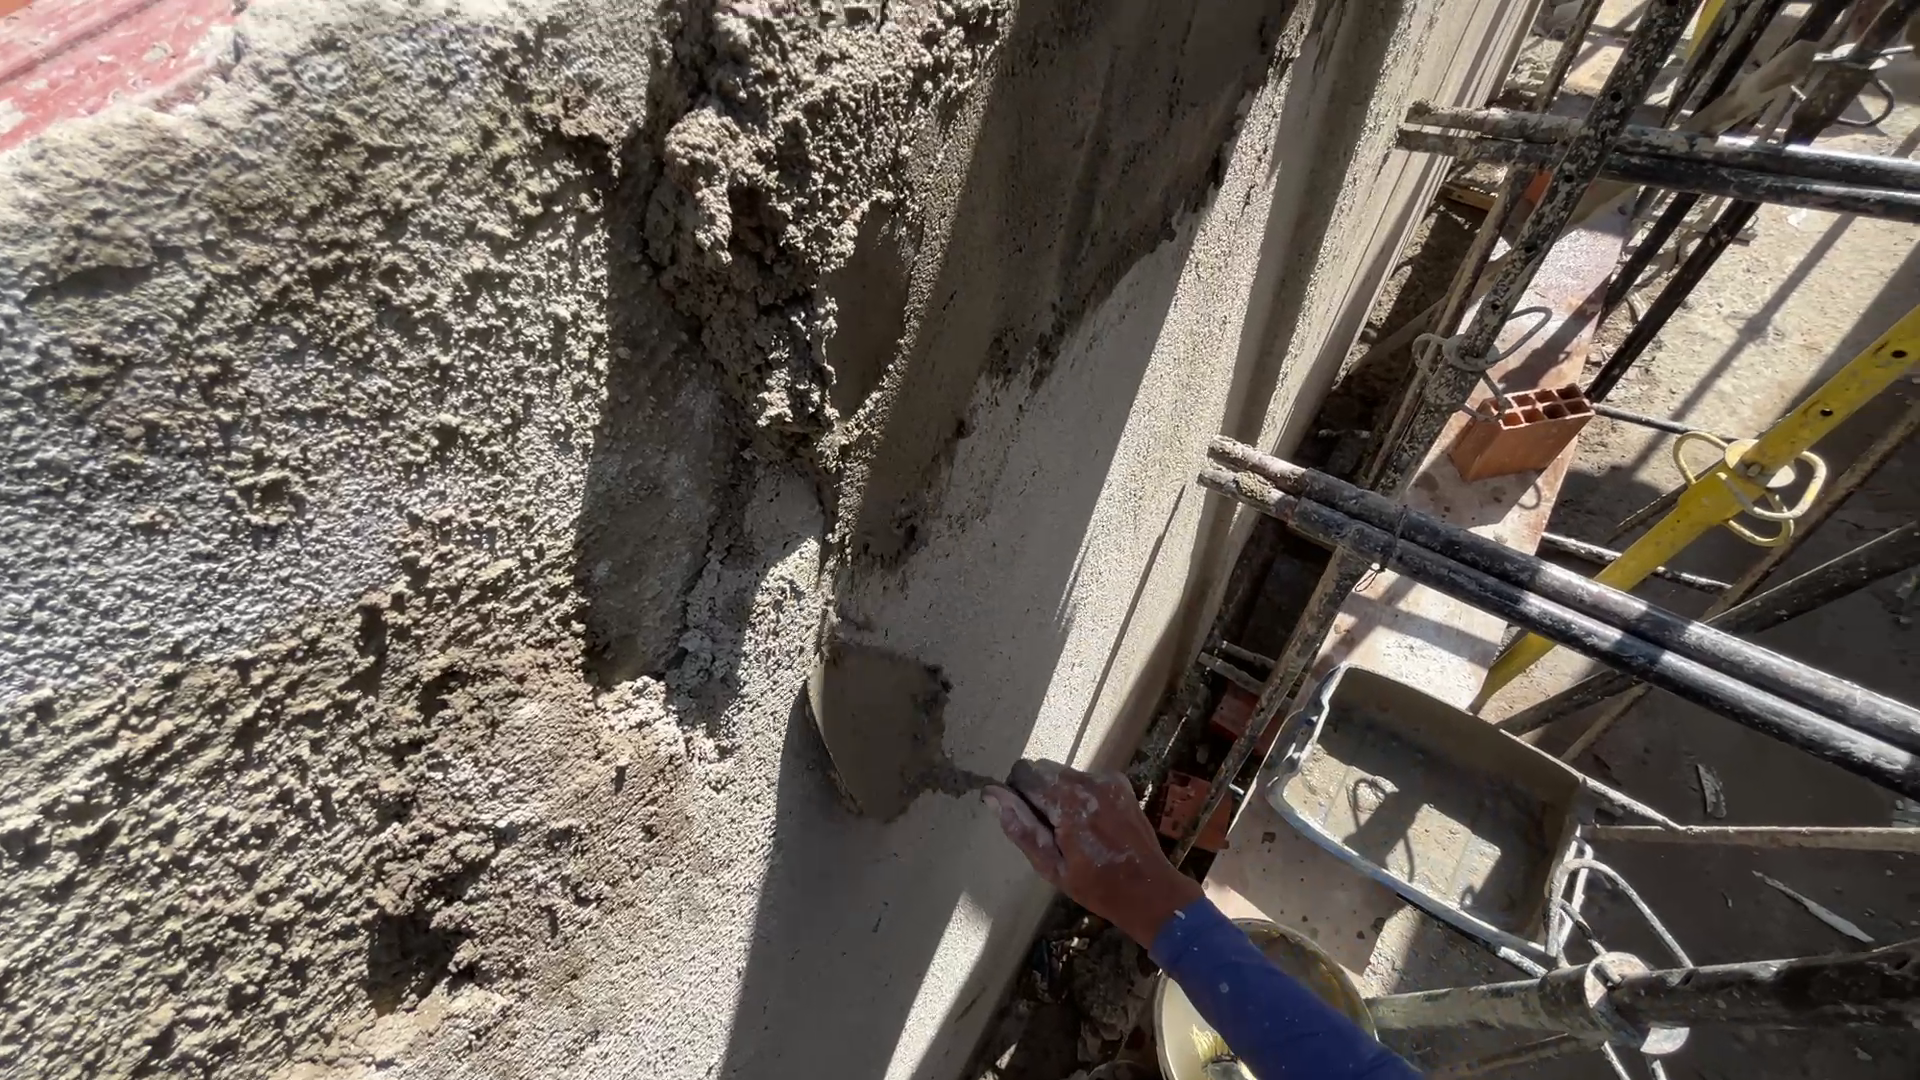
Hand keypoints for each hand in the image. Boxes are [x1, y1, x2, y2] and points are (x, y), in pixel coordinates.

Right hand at [984, 759, 1203, 946]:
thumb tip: (992, 795)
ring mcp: (1106, 778)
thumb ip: (1020, 828)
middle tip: (1052, 830)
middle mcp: (1087, 780)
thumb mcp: (1051, 866)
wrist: (1151, 891)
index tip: (1029, 822)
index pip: (1024, 773)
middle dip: (1038, 793)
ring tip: (1074, 830)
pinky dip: (1079, 793)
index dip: (1018, 795)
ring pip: (1063, 772)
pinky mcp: (1119, 781)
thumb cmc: (1097, 887)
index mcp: (1068, 801)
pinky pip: (1084, 778)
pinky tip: (1092, 823)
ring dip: (1058, 793)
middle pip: (1043, 769)